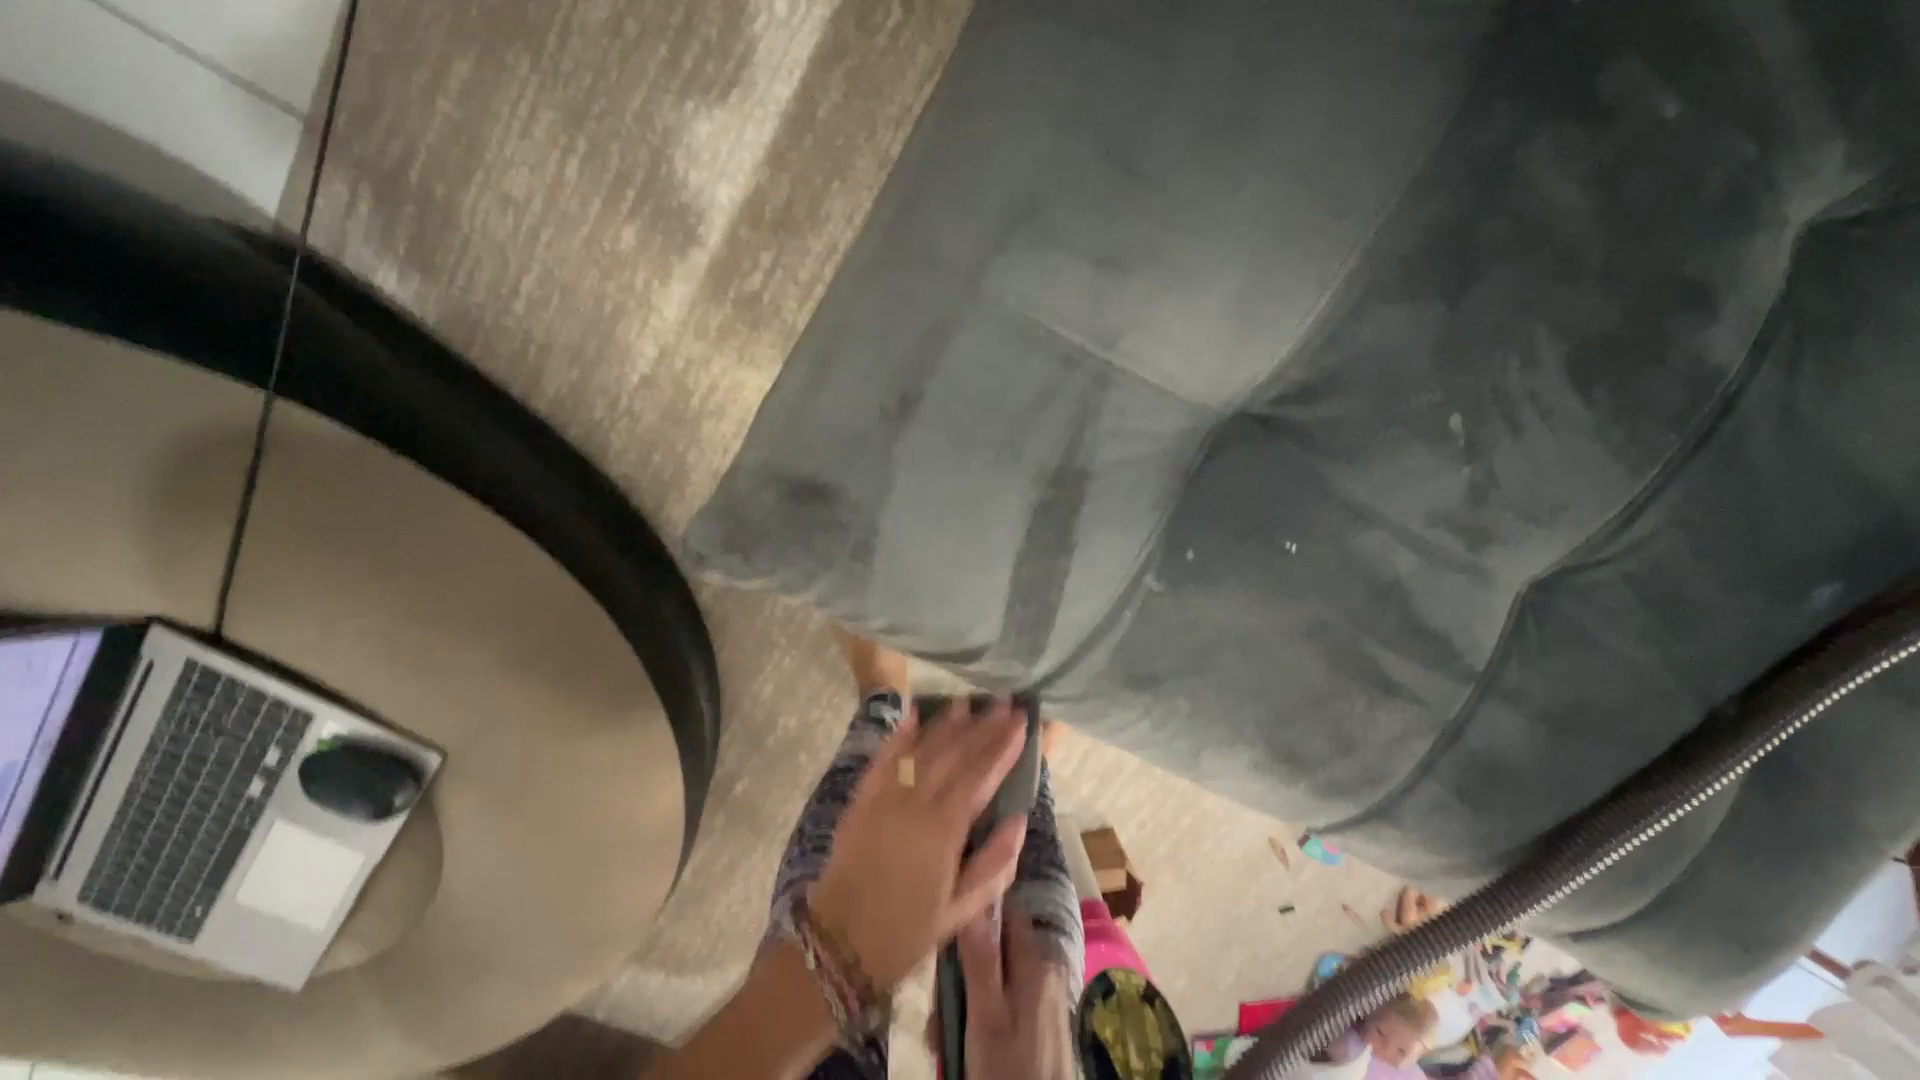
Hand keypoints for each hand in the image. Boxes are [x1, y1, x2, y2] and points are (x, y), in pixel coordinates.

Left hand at [810, 697, 1029, 988]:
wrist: (839, 942)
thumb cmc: (907, 932)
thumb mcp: (960, 910)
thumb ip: (994, 864)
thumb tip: (1019, 820)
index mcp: (944, 831)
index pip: (980, 776)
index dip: (1002, 747)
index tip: (1022, 722)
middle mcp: (915, 805)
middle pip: (954, 756)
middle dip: (981, 727)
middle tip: (1003, 701)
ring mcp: (884, 799)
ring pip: (920, 751)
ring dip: (944, 725)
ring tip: (967, 702)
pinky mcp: (860, 801)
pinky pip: (883, 760)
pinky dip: (899, 736)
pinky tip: (913, 715)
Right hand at [952, 905, 1076, 1079]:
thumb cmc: (1010, 1071)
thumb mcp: (986, 1016)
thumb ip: (979, 958)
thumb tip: (972, 896)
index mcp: (1035, 961)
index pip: (1003, 912)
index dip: (972, 916)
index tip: (944, 939)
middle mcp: (1043, 970)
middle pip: (992, 949)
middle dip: (959, 973)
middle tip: (939, 1010)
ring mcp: (1040, 997)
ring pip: (990, 979)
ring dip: (962, 1002)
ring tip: (943, 1036)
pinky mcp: (1035, 1021)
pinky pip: (999, 1003)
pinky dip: (977, 1018)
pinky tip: (958, 1045)